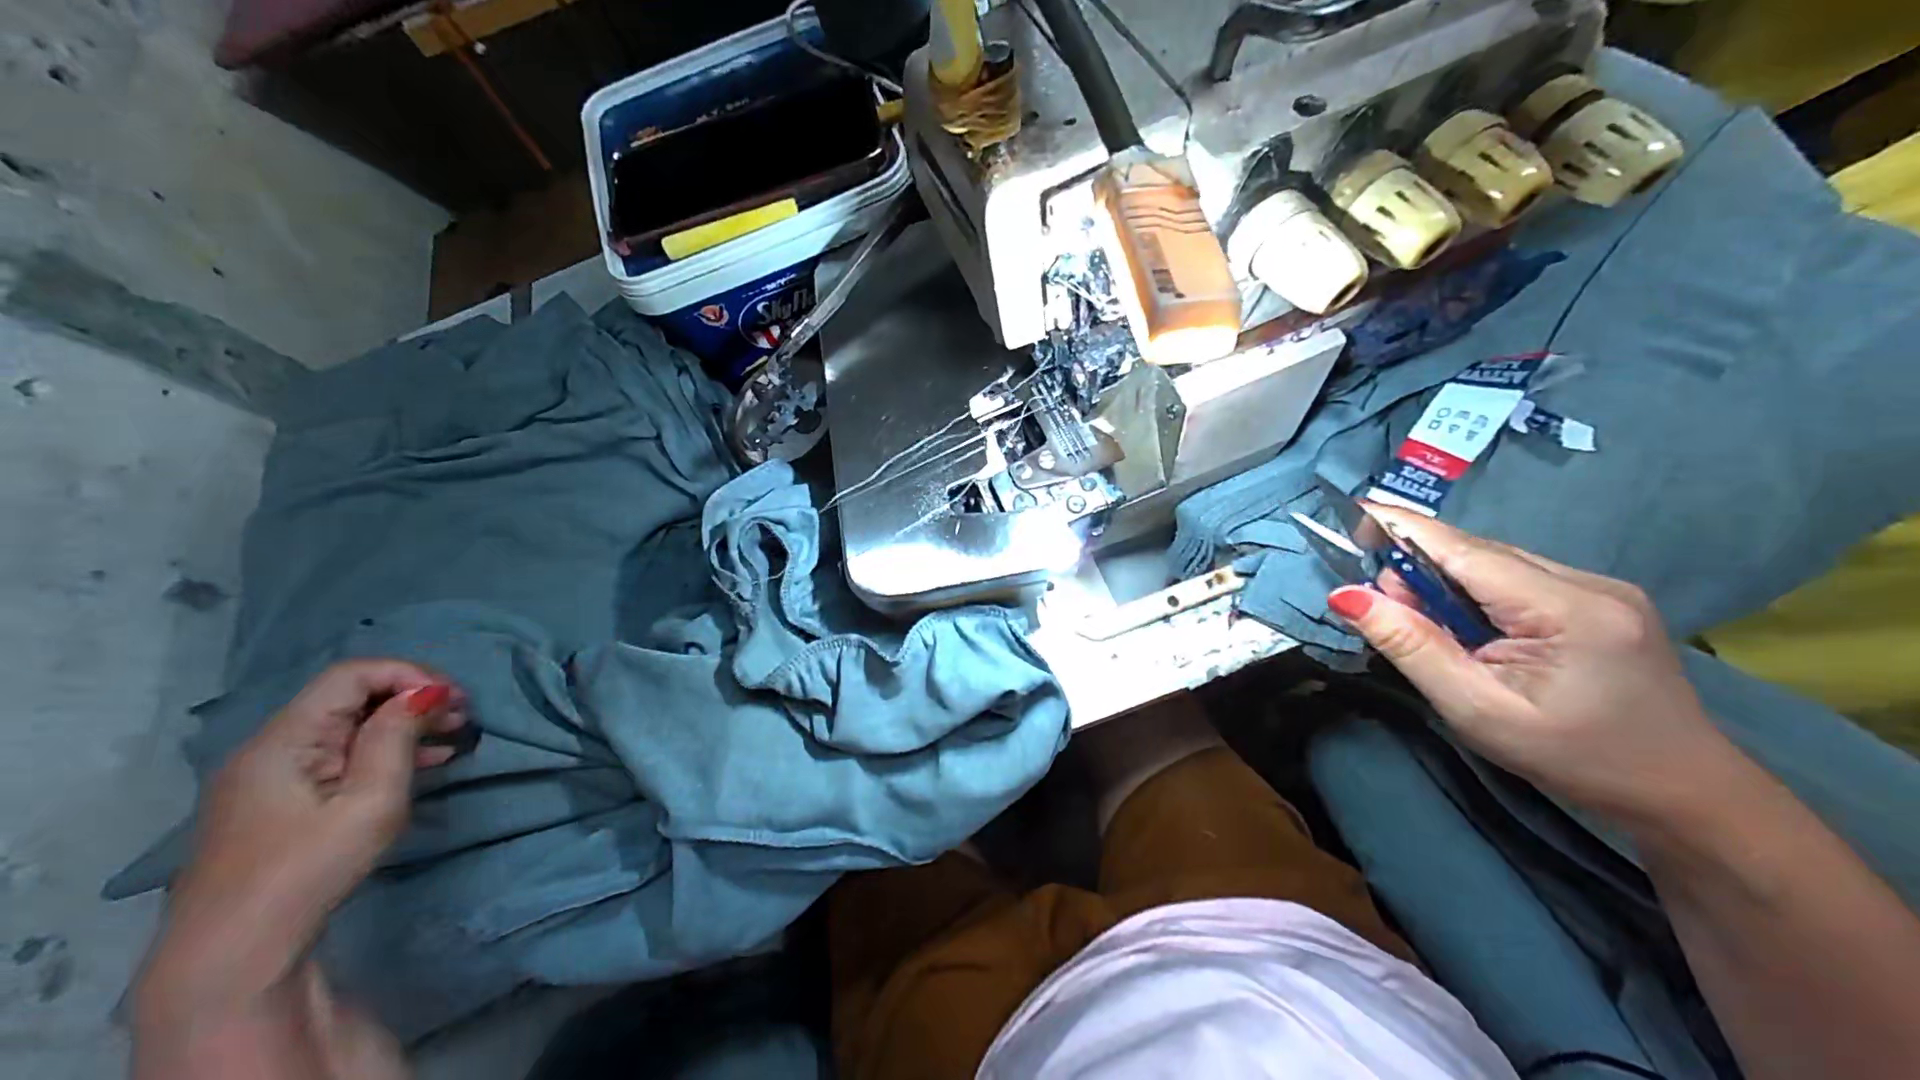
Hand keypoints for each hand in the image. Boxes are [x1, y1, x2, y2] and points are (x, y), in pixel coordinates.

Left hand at [138, 660, 465, 1019]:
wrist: (232, 957)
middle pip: (350, 697)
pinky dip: (382, 750)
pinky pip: (338, 755)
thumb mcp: (369, 800)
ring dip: (403, 724)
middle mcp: (270, 746)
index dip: (409, 675)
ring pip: (347, 726)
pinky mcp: (279, 802)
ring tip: (453, 739)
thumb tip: (427, 691)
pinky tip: (421, 764)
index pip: (352, 675)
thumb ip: (396, 737)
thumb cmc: (308, 870)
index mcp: (284, 739)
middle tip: (464, 717)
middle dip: (412, 698)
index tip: (456, 700)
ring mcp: (270, 776)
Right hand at [1326, 507, 1737, 821]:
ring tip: (1426, 626)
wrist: (1682, 794)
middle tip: (1383, 608)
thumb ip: (1410, 646)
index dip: (1405, 528)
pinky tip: (1470, 627)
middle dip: (1420, 567)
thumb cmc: (1572, 758)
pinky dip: (1477, 593)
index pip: (1464, 550)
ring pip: (1497, 565)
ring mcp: (1602, 589)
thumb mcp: (1475, 708)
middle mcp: (1589, 582)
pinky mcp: (1603, 601)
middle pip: (1480, 554)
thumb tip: (1347, 596)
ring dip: (1447, 582)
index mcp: (1567, 607)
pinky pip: (1518, 579)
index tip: (1353, 513)